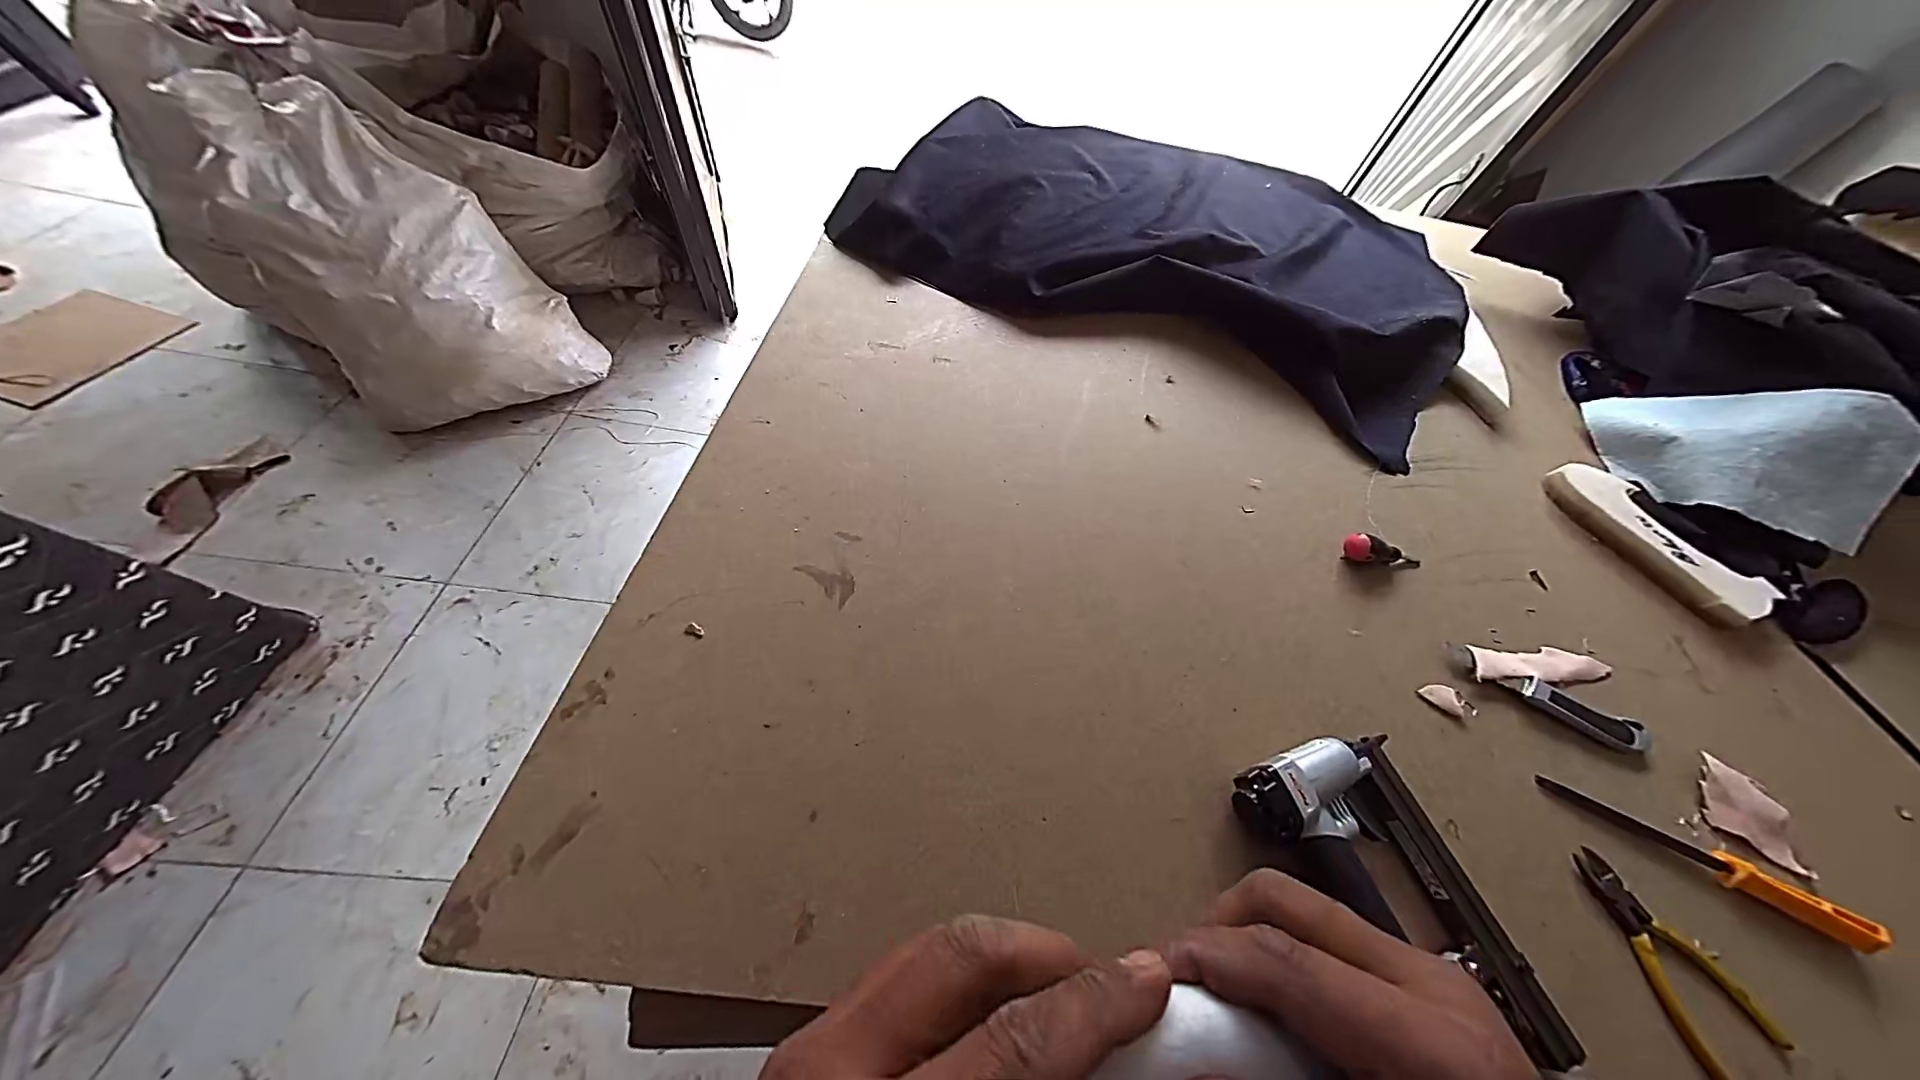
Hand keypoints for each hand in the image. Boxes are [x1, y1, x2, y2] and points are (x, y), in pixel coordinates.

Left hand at [764, 915, 1171, 1079]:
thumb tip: (1121, 1064)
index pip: (1014, 1040)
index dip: (1096, 1004)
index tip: (1144, 984)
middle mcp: (833, 1073)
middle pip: (963, 954)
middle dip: (1049, 954)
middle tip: (1100, 984)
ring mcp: (812, 1051)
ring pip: (931, 949)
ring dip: (1009, 963)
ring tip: (1054, 997)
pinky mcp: (810, 1045)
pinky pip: (905, 978)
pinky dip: (965, 985)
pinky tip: (998, 1015)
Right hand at [1163, 869, 1534, 1078]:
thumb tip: (1192, 1061)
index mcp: (1431, 1044)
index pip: (1282, 955)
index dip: (1204, 954)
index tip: (1159, 970)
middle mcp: (1433, 988)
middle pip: (1284, 898)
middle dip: (1214, 922)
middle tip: (1181, 968)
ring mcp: (1435, 979)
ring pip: (1304, 909)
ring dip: (1245, 934)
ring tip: (1220, 985)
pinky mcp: (1432, 987)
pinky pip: (1330, 942)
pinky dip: (1282, 957)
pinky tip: (1271, 1001)